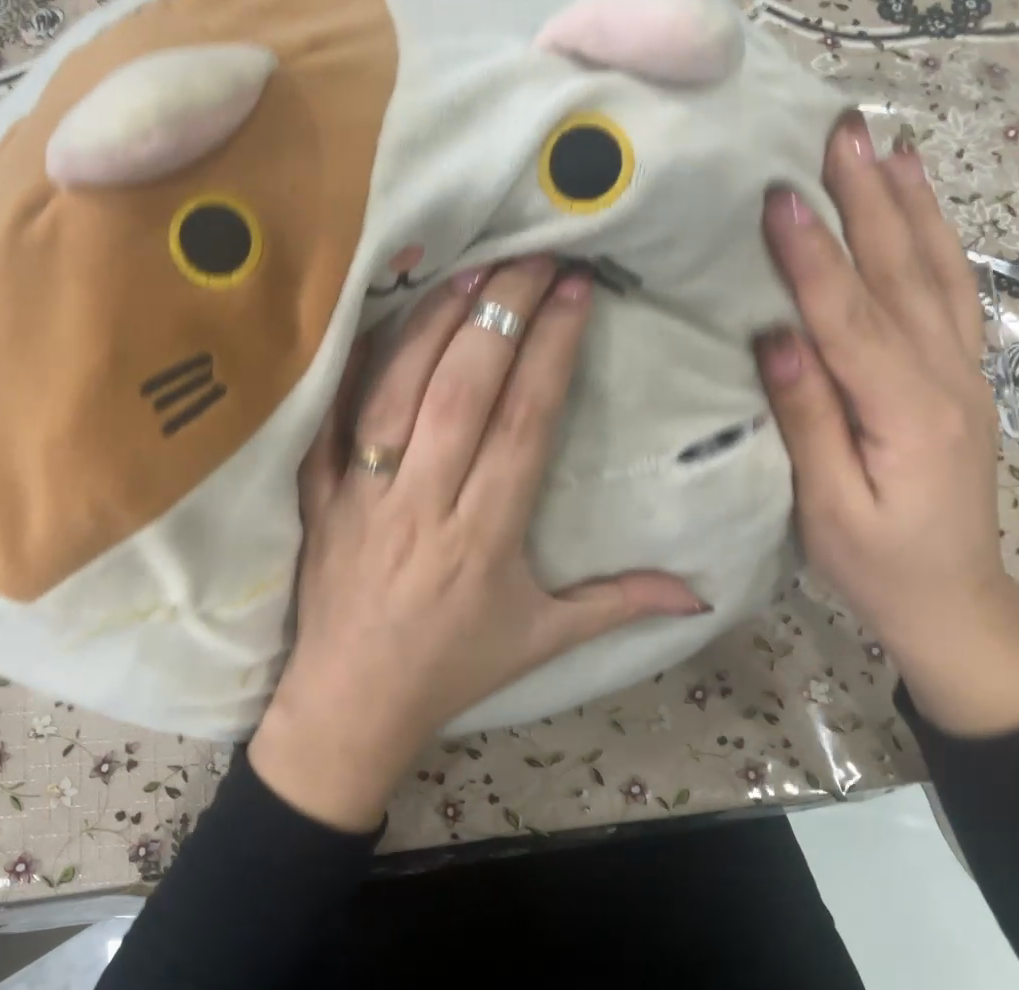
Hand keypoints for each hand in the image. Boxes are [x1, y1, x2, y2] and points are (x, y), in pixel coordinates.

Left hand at [249, 258, 708, 830]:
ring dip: (433, 326)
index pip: (523, 424)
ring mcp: (362, 497)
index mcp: (483, 537)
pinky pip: (328, 425)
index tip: (574, 292)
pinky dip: (347, 370)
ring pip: (396, 394)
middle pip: (463, 392)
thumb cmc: (449, 669)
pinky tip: (373, 317)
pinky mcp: (318, 499)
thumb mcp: (540, 641)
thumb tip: (700, 594)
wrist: (350, 704)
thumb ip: (616, 606)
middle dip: (500, 316)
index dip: (550, 352)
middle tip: (531, 255)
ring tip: (469, 271)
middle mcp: (422, 504)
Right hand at [757, 114, 1018, 737]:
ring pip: (936, 273)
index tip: (779, 198)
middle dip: (868, 202)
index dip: (812, 258)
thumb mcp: (828, 506)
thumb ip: (808, 419)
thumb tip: (776, 339)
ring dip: (910, 206)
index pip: (850, 320)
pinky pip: (952, 295)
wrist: (951, 598)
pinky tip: (922, 212)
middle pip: (902, 275)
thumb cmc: (874, 564)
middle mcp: (945, 378)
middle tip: (838, 136)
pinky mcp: (961, 378)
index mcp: (906, 412)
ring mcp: (962, 373)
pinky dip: (937, 242)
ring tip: (886, 149)